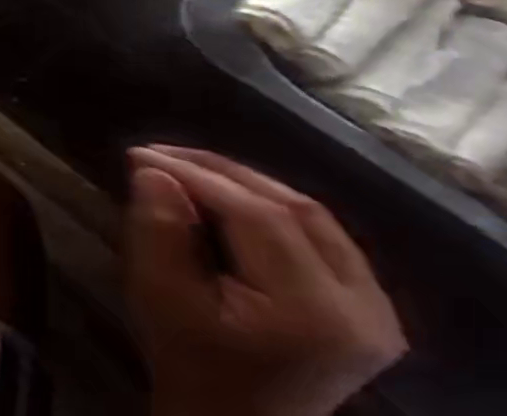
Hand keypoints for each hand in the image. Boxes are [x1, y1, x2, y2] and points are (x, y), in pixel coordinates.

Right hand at [125, 145, 406, 415]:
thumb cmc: (189, 359)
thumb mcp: (158, 294)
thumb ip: (158, 229)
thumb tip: (151, 170)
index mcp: (314, 311)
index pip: (259, 216)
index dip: (196, 175)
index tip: (137, 154)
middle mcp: (365, 307)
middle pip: (297, 211)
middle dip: (220, 170)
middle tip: (158, 154)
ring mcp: (376, 309)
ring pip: (313, 218)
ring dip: (244, 183)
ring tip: (184, 167)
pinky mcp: (366, 307)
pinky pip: (321, 236)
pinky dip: (267, 205)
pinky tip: (224, 197)